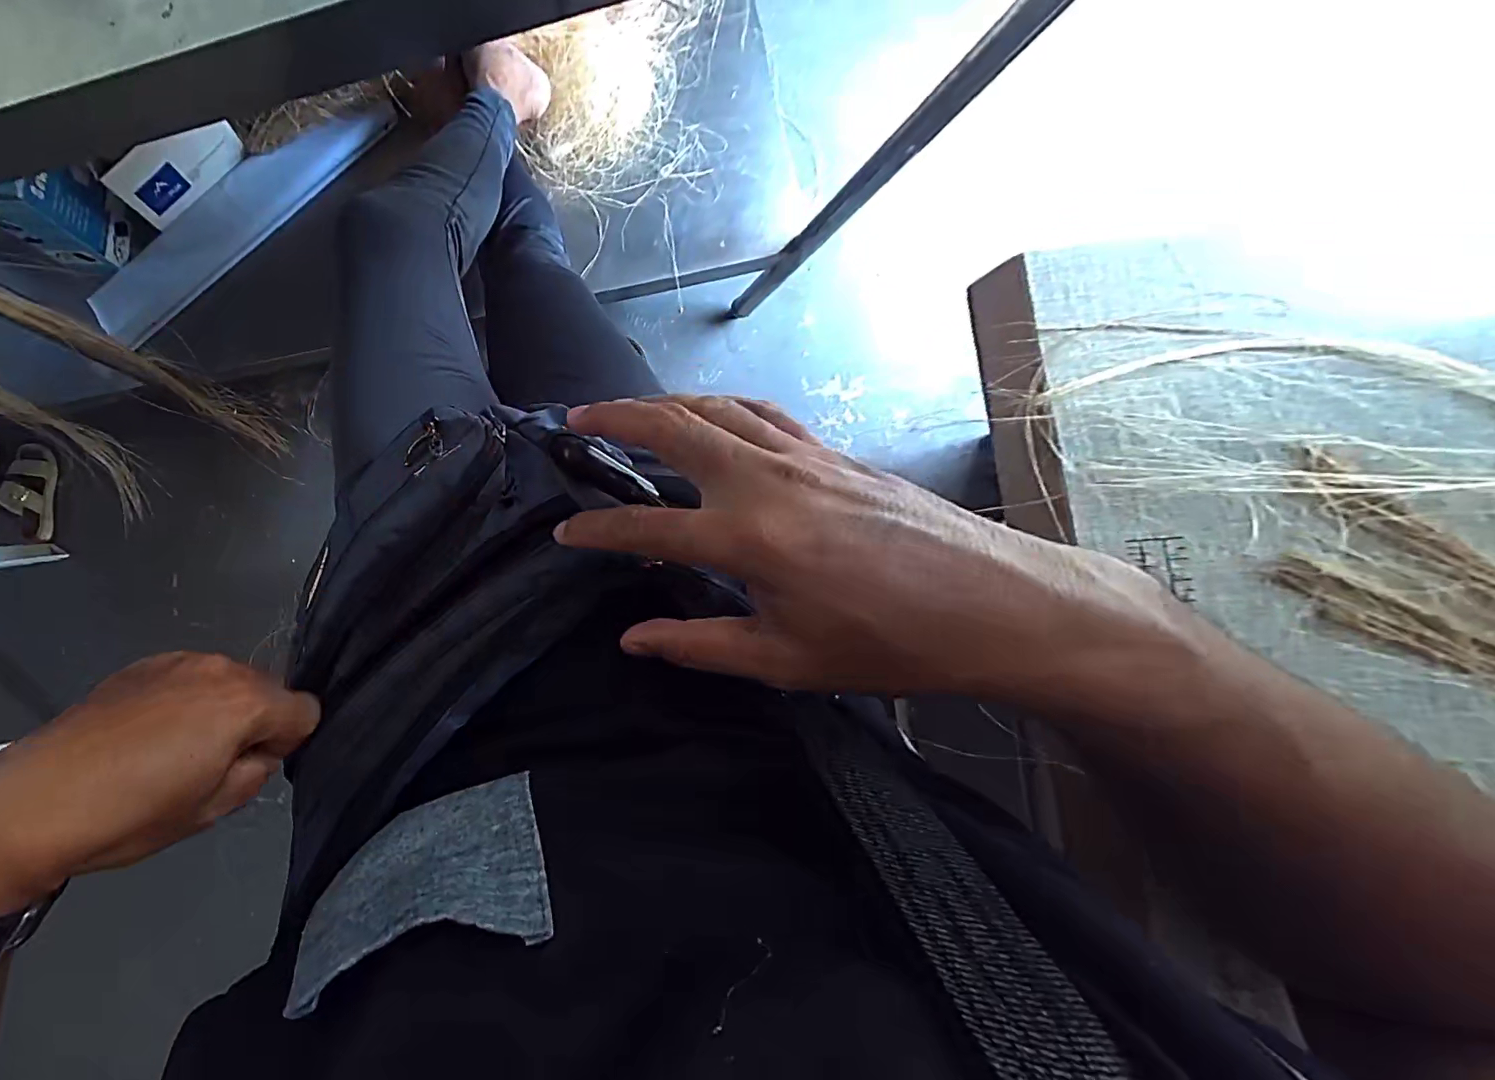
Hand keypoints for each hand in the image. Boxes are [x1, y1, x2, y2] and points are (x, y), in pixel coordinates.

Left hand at [0, 653, 318, 915]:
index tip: (253, 767)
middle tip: (212, 764)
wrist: (31, 802)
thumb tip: (259, 752)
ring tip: (174, 749)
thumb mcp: (211, 810)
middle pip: (270, 690)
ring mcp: (179, 660)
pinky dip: (187, 698)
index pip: (306, 710)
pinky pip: (191, 677)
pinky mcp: (144, 663)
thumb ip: (256, 772)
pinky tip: (147, 733)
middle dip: (256, 722)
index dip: (289, 743)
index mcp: (244, 703)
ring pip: (230, 681)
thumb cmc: (129, 815)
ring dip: (221, 708)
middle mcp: (219, 669)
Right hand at [554, 396, 1198, 708]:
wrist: (999, 605)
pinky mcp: (831, 451)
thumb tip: (633, 638)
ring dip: (663, 403)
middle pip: (675, 428)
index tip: (563, 534)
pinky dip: (719, 405)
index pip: (647, 527)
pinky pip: (760, 412)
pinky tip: (708, 414)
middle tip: (575, 418)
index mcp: (748, 539)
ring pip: (716, 408)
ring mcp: (802, 457)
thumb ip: (699, 645)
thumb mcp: (786, 661)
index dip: (597, 532)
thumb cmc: (890, 644)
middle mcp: (766, 481)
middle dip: (616, 418)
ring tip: (626, 409)